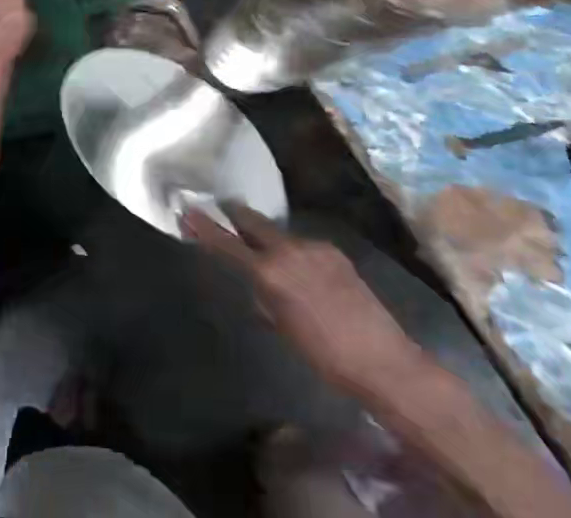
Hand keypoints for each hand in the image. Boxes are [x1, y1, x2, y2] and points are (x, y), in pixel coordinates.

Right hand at [183, 204, 422, 395]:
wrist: (383, 360)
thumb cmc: (323, 355)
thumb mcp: (282, 328)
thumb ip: (263, 297)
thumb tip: (254, 284)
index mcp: (269, 272)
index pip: (226, 243)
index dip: (204, 226)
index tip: (187, 210)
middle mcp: (289, 250)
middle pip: (253, 222)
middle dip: (235, 216)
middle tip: (221, 212)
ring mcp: (315, 247)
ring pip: (280, 234)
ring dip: (267, 239)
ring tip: (266, 254)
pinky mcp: (335, 252)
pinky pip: (304, 245)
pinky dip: (294, 252)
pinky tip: (302, 272)